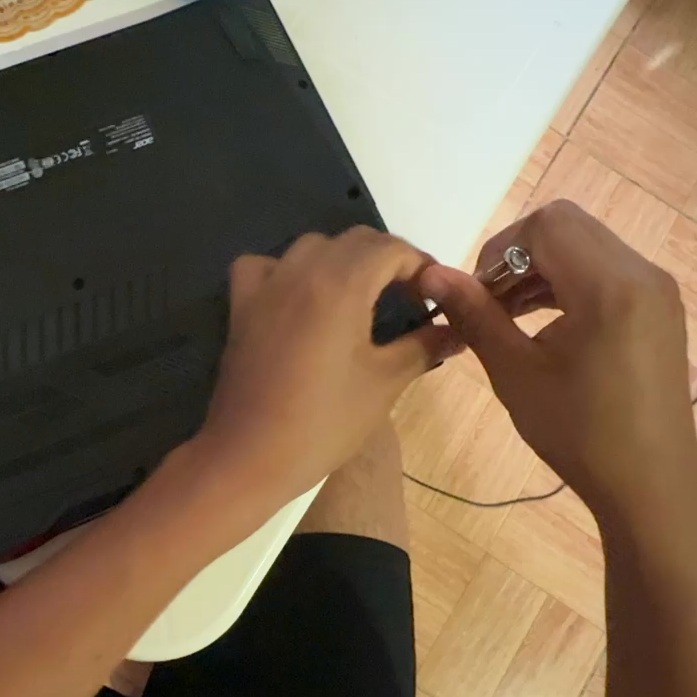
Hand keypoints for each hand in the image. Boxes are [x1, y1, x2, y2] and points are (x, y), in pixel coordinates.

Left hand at [195, 227, 455, 503]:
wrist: (249, 455)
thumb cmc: (323, 422)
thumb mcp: (384, 383)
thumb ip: (422, 347)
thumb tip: (456, 332)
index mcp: (340, 284)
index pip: (391, 248)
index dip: (421, 266)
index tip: (434, 298)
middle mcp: (300, 272)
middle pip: (353, 241)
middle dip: (386, 261)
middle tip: (405, 302)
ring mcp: (265, 288)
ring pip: (310, 248)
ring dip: (341, 262)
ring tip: (359, 300)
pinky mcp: (240, 309)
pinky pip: (262, 267)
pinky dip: (285, 271)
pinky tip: (297, 299)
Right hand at [419, 201, 696, 524]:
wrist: (648, 481)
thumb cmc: (576, 431)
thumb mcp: (514, 372)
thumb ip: (474, 314)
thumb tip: (430, 274)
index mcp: (610, 287)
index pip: (546, 225)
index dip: (499, 249)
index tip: (476, 295)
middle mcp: (642, 274)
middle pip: (567, 227)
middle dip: (517, 255)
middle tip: (489, 303)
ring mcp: (656, 290)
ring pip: (586, 246)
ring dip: (539, 268)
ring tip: (507, 316)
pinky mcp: (658, 307)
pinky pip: (605, 271)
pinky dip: (566, 283)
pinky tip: (541, 324)